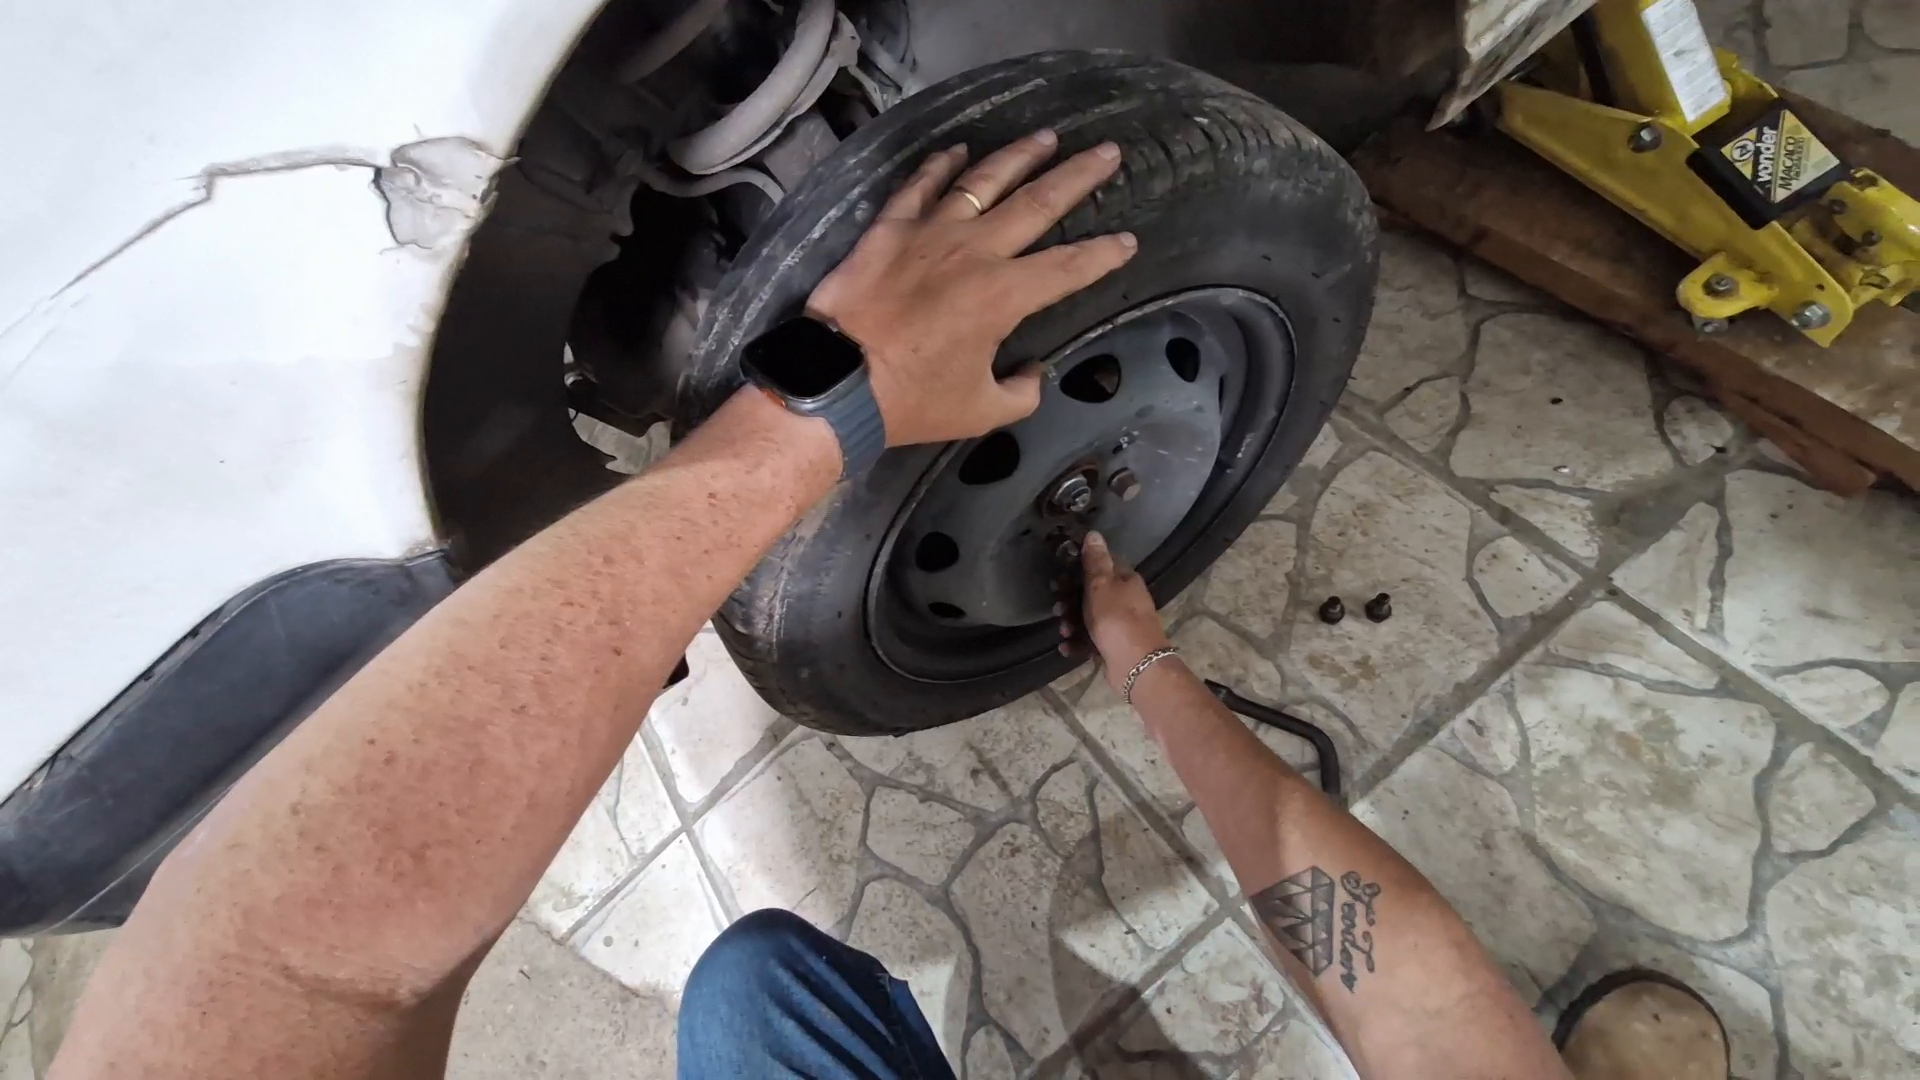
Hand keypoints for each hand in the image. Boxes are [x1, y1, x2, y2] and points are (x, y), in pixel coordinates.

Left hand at [807, 130, 1138, 446]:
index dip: (1104, 255)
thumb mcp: (981, 412)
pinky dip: (940, 165)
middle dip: (1079, 176)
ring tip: (1046, 137)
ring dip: (1020, 156)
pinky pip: (920, 186)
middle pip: (1038, 203)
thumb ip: (1021, 392)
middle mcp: (975, 250)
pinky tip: (958, 150)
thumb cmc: (913, 401)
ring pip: (984, 180)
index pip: (1069, 268)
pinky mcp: (889, 229)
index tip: (1127, 242)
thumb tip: (1032, 372)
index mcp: (1004, 295)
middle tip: (1107, 153)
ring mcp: (930, 233)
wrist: (837, 384)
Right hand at [1061, 532, 1172, 690]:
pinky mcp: (1114, 646)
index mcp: (1126, 581)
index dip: (1079, 569)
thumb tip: (1093, 533)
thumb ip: (1095, 561)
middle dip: (1070, 601)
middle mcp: (1125, 600)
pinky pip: (1091, 640)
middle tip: (1057, 607)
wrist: (1135, 665)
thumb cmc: (1116, 619)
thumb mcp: (1101, 585)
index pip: (1102, 566)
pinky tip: (1067, 647)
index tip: (1060, 577)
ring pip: (1089, 618)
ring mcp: (1120, 625)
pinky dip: (1078, 643)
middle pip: (1092, 594)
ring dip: (1072, 623)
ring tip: (1064, 631)